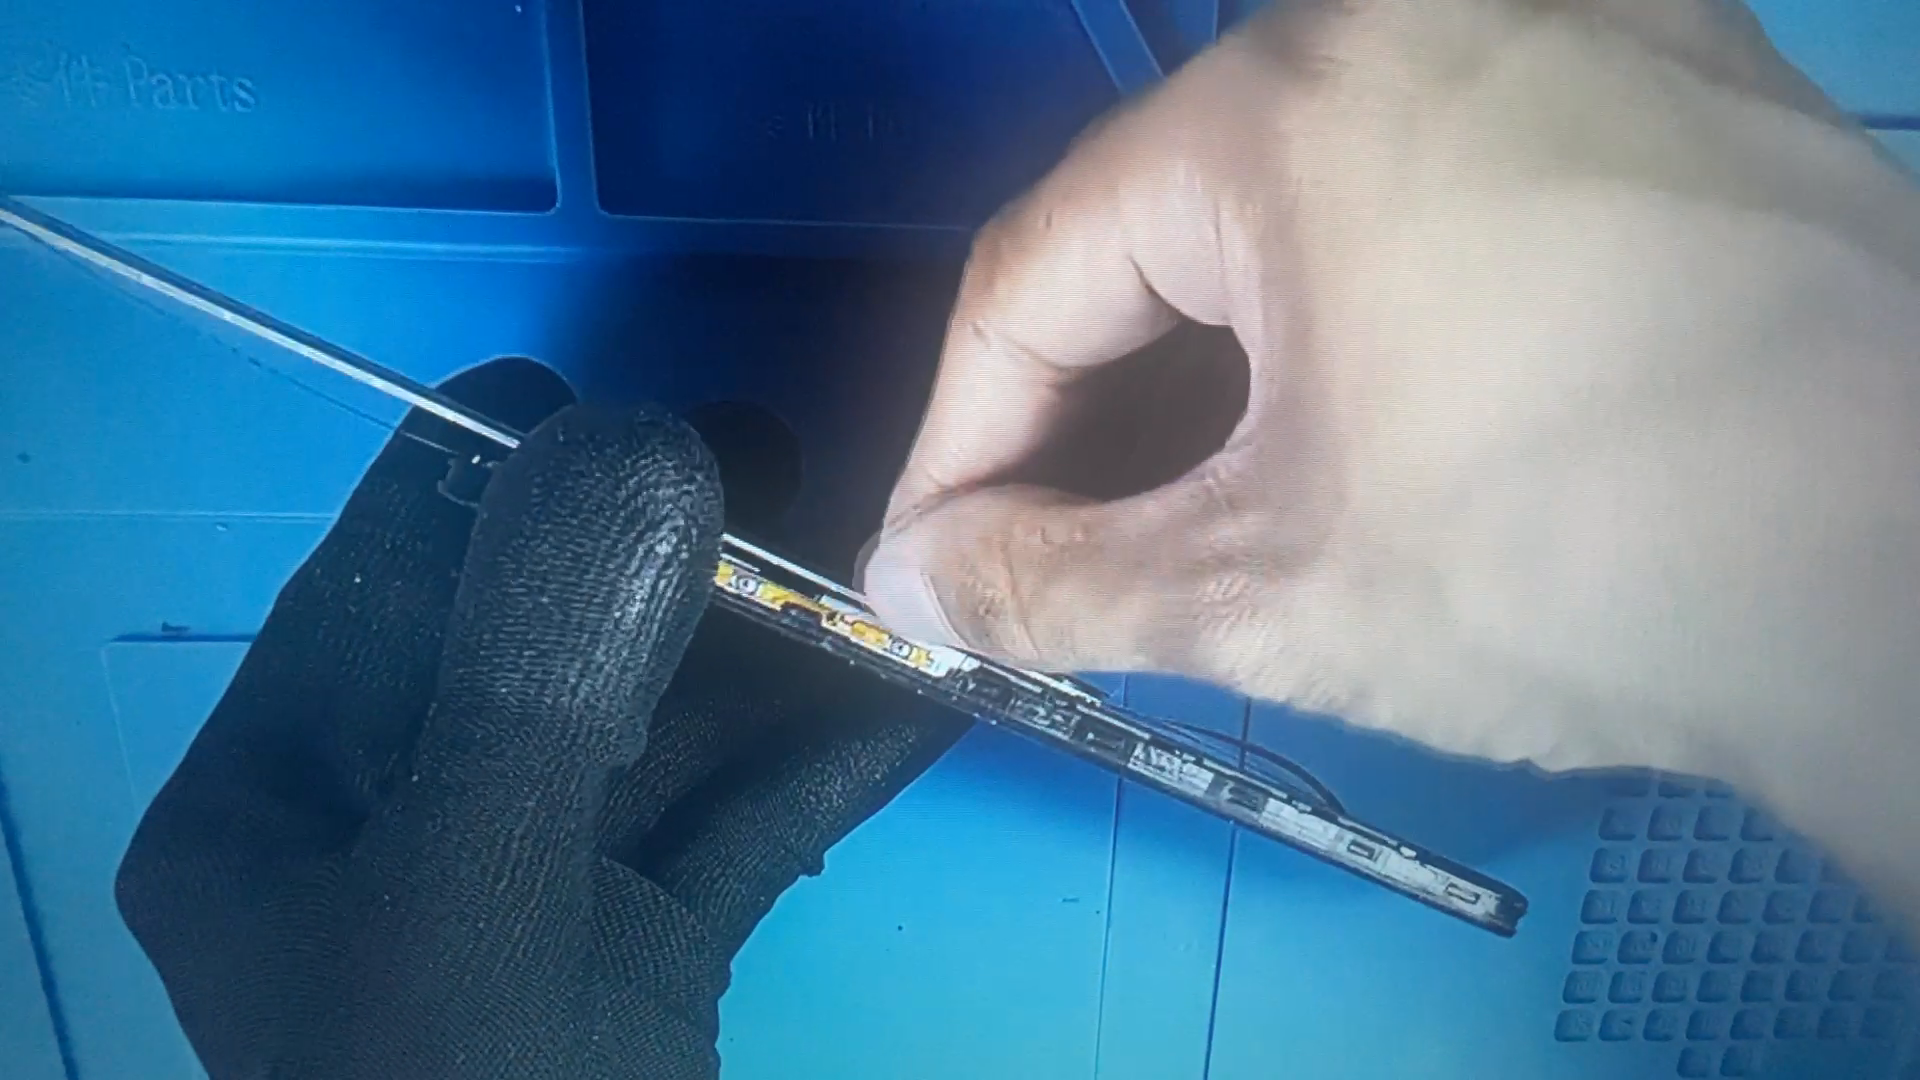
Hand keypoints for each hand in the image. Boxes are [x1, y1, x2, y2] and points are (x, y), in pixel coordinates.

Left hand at [115, 358, 966, 1078]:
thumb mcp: (474, 879)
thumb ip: (545, 665)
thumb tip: (636, 451)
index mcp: (306, 795)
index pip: (385, 577)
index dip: (466, 471)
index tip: (561, 386)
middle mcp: (435, 809)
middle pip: (568, 636)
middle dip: (673, 551)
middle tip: (762, 460)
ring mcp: (563, 863)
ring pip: (685, 721)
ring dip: (785, 655)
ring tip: (864, 571)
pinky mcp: (664, 921)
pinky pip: (757, 813)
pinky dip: (837, 762)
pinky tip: (922, 706)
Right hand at [863, 1, 1919, 908]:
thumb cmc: (1577, 574)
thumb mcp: (1256, 596)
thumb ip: (1044, 591)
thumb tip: (906, 583)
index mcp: (1281, 112)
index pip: (1024, 285)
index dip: (954, 438)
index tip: (927, 551)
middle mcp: (1384, 33)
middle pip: (1118, 257)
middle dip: (1047, 428)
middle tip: (1016, 554)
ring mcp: (1502, 56)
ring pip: (1222, 246)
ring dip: (1150, 400)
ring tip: (1120, 526)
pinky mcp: (1580, 120)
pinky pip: (1330, 232)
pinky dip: (1257, 352)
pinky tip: (1253, 448)